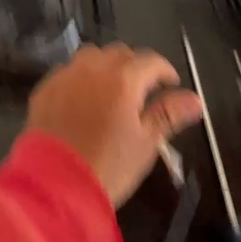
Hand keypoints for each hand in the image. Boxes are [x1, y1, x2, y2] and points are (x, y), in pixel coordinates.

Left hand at [26, 44, 203, 206]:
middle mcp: (93, 69)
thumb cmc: (108, 167)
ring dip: (106, 65)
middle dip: (136, 66)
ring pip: (91, 56)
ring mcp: (66, 76)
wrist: (54, 188)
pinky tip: (83, 98)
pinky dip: (81, 77)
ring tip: (112, 89)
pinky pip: (68, 71)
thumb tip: (195, 99)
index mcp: (123, 79)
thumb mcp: (145, 143)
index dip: (165, 71)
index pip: (151, 61)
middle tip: (143, 89)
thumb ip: (169, 115)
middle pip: (120, 53)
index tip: (170, 84)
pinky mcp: (45, 89)